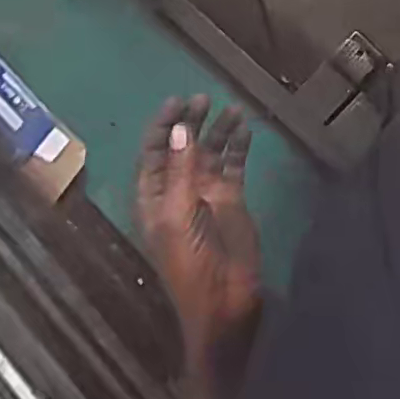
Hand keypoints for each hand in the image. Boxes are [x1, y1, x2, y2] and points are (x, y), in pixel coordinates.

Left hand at [134, 95, 260, 363]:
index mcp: (155, 197)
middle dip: (191, 122)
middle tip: (204, 98)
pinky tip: (246, 130)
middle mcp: (179, 190)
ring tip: (233, 108)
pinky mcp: (232, 198)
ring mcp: (207, 193)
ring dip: (219, 130)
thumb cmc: (190, 263)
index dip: (161, 127)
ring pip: (211, 152)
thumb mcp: (178, 215)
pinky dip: (239, 146)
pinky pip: (235, 164)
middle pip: (181, 148)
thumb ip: (181, 170)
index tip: (176, 102)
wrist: (224, 300)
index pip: (153, 153)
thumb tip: (180, 128)